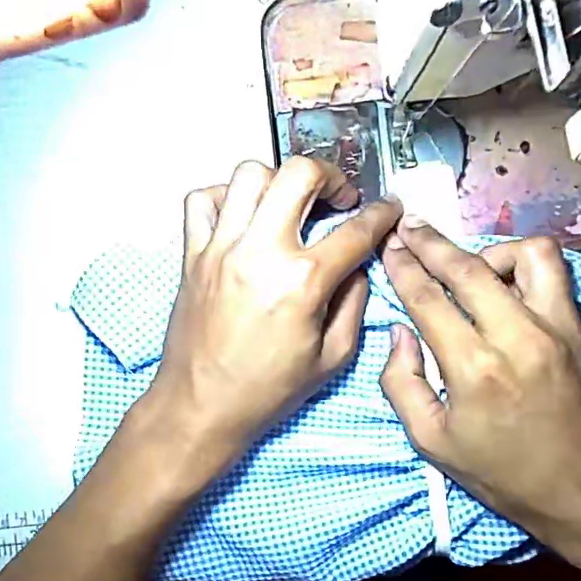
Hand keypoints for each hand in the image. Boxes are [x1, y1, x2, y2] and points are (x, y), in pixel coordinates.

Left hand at [141, 158, 400, 477]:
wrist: (202, 406)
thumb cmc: (268, 390)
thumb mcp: (333, 357)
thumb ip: (353, 304)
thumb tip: (356, 267)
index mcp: (304, 282)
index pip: (354, 230)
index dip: (381, 214)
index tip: (388, 208)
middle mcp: (261, 252)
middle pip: (298, 174)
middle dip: (330, 176)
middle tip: (338, 197)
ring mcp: (221, 248)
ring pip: (249, 174)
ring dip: (279, 181)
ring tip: (291, 204)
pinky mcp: (192, 254)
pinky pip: (202, 199)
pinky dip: (227, 196)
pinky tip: (244, 216)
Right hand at [378, 219, 580, 578]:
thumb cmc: (505, 475)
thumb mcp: (433, 444)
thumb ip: (401, 384)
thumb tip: (400, 332)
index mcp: (474, 369)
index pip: (429, 299)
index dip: (403, 267)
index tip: (389, 245)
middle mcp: (517, 336)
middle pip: (468, 267)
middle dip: (431, 242)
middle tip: (410, 228)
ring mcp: (556, 327)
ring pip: (525, 255)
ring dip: (490, 251)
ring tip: (472, 270)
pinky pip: (555, 273)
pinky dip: (526, 266)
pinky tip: (510, 286)